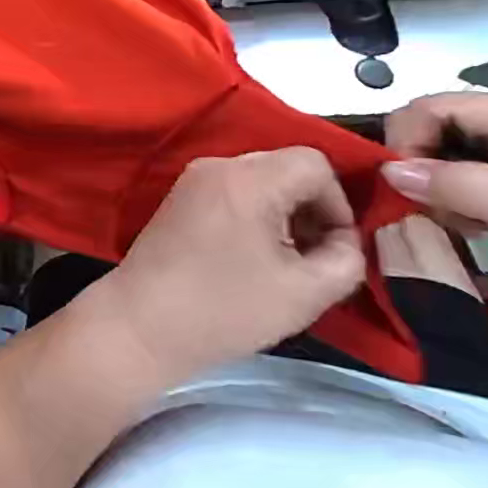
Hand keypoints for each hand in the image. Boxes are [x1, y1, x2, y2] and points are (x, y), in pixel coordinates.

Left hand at [96, 148, 365, 378]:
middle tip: (314, 257)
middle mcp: (216, 165)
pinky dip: (253, 215)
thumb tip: (343, 240)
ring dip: (283, 213)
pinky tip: (251, 256)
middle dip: (311, 208)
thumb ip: (345, 259)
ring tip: (284, 261)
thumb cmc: (225, 309)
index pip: (314, 163)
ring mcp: (192, 180)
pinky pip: (232, 191)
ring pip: (259, 180)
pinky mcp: (178, 198)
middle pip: (285, 168)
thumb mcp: (306, 292)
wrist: (142, 324)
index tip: (335, 248)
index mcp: (247, 178)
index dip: (338, 203)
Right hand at [381, 91, 487, 303]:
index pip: (430, 108)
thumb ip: (464, 187)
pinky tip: (475, 229)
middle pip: (428, 129)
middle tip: (445, 217)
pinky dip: (450, 204)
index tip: (412, 194)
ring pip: (435, 155)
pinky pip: (454, 178)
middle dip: (421, 171)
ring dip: (436, 193)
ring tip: (466, 228)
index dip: (408, 144)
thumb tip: (389, 170)